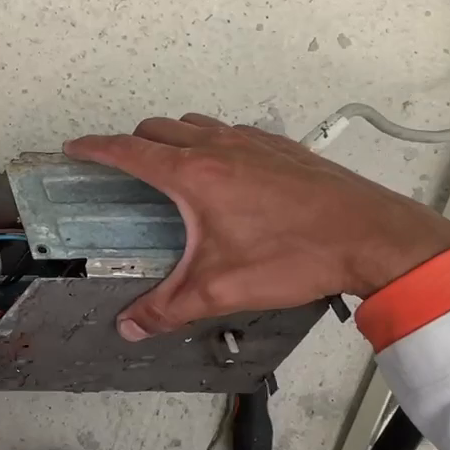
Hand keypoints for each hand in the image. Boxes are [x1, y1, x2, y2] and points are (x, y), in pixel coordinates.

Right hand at [65, 114, 449, 339]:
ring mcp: (252, 141)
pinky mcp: (282, 146)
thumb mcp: (220, 288)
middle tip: (124, 168)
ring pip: (194, 122)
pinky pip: (232, 129)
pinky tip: (227, 169)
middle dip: (132, 142)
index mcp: (191, 173)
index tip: (74, 147)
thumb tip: (129, 327)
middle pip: (157, 128)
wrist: (374, 238)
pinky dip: (213, 139)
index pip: (127, 151)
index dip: (94, 147)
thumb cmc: (295, 255)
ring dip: (173, 136)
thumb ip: (166, 308)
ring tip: (171, 166)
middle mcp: (217, 146)